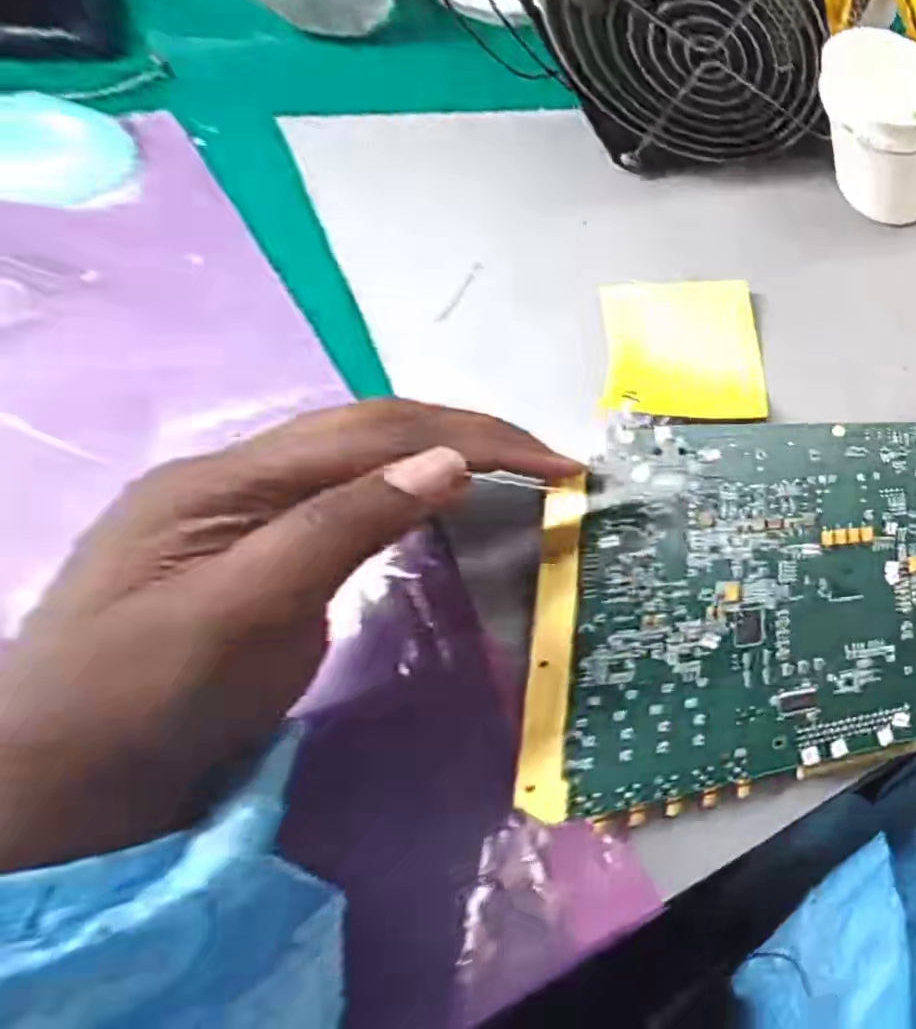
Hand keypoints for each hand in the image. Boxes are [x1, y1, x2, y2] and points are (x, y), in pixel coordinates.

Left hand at [0, 399, 580, 869]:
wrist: (65, 780)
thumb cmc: (152, 696)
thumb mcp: (246, 609)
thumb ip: (346, 525)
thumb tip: (452, 463)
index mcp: (226, 479)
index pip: (380, 432)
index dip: (480, 440)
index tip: (561, 467)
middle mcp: (240, 473)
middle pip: (379, 424)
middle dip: (478, 433)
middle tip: (555, 462)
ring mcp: (252, 503)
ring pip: (374, 448)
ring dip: (456, 447)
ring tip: (523, 466)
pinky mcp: (273, 537)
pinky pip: (365, 485)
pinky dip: (427, 479)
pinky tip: (454, 492)